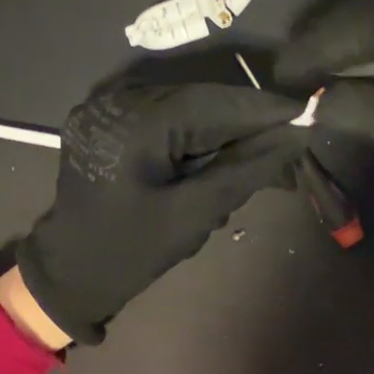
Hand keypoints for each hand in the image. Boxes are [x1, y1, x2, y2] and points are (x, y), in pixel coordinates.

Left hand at [14, 83, 306, 343]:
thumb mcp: (192, 215)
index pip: (213, 102)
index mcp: (135, 123)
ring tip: (247, 164)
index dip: (262, 109)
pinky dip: (187, 136)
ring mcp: (106, 107)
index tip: (306, 112)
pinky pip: (159, 117)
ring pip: (181, 107)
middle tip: (285, 146)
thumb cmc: (128, 251)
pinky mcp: (104, 119)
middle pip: (198, 101)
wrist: (66, 272)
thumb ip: (244, 171)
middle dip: (241, 124)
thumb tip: (294, 136)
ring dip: (216, 132)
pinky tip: (205, 164)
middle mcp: (118, 100)